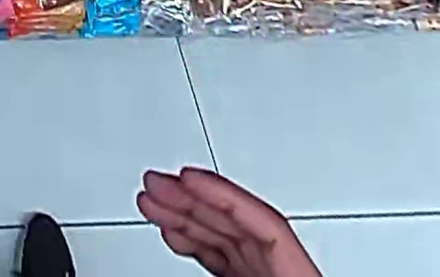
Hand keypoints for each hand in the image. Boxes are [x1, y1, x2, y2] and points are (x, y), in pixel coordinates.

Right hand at [136, 168, 322, 276]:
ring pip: (227, 239)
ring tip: (149, 200)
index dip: (221, 193)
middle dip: (188, 199)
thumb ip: (224, 263)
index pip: (265, 221)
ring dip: (183, 216)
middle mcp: (289, 274)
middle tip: (153, 181)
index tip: (184, 173)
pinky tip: (173, 230)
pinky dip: (195, 242)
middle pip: (239, 224)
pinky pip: (226, 259)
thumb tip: (177, 237)